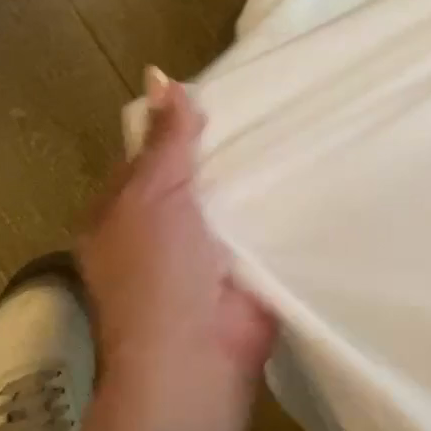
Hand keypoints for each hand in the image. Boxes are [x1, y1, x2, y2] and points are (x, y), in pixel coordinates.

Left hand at [78, 68, 276, 430]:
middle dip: (227, 140)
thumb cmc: (156, 272)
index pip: (150, 149)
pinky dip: (280, 193)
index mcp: (121, 210)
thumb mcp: (150, 195)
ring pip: (232, 188)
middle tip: (271, 93)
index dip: (179, 119)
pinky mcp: (246, 256)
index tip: (221, 85)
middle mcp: (161, 224)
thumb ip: (165, 139)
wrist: (198, 353)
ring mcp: (205, 243)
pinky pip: (262, 214)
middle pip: (196, 167)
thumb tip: (160, 76)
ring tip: (298, 114)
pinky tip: (309, 159)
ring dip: (257, 165)